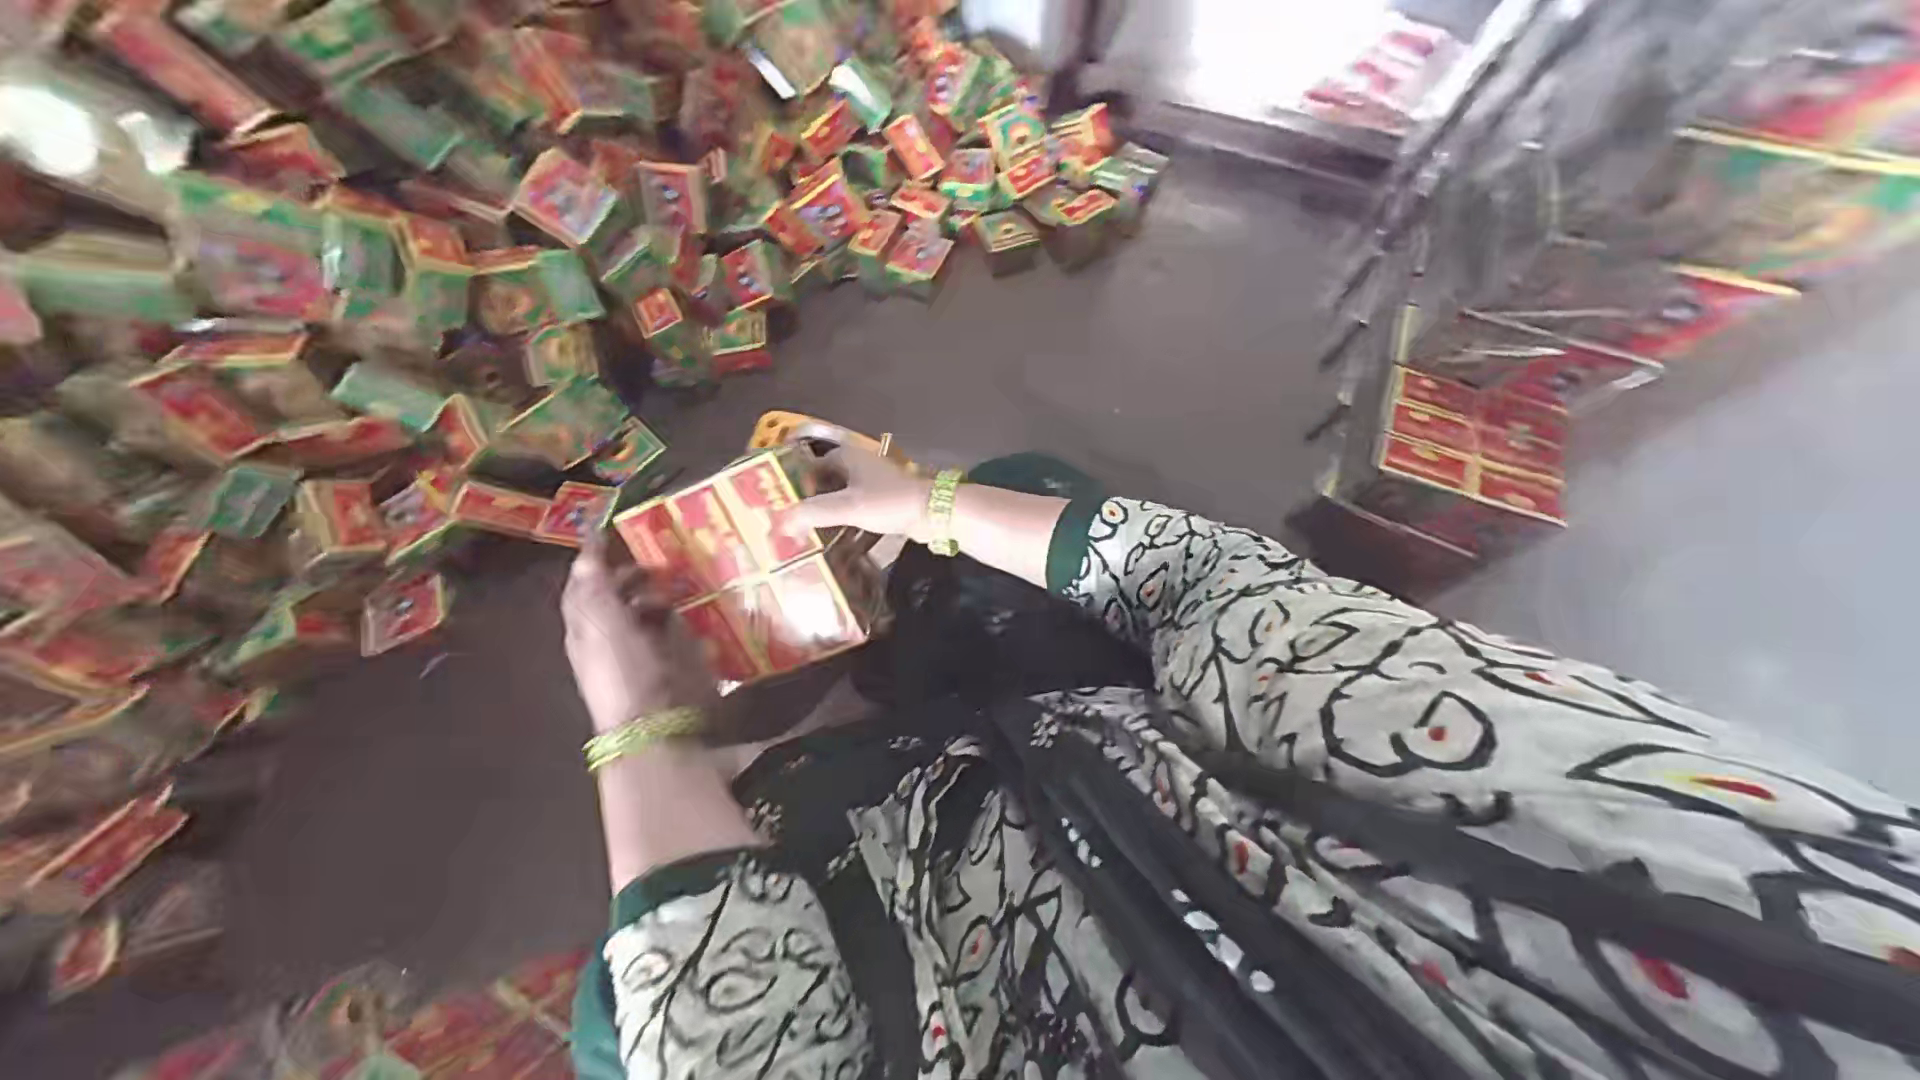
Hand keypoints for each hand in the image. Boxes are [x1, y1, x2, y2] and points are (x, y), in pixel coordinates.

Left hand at [561, 533, 718, 733]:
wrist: (656, 725)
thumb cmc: (623, 670)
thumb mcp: (602, 622)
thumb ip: (596, 584)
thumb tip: (586, 548)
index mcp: (587, 626)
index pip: (586, 584)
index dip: (596, 560)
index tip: (616, 532)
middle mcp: (614, 637)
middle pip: (622, 596)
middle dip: (637, 577)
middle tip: (659, 565)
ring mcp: (647, 650)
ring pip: (653, 610)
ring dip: (664, 596)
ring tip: (679, 589)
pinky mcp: (676, 662)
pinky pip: (680, 631)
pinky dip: (685, 618)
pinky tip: (696, 614)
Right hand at [779, 447, 935, 541]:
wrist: (933, 512)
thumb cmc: (888, 502)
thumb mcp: (847, 507)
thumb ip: (812, 513)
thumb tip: (779, 523)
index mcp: (847, 457)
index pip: (811, 467)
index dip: (796, 486)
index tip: (784, 508)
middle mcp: (859, 466)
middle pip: (826, 485)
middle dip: (812, 505)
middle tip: (794, 527)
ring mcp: (874, 484)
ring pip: (843, 500)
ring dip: (830, 518)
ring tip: (811, 539)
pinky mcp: (886, 502)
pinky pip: (859, 513)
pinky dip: (849, 526)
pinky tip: (840, 545)